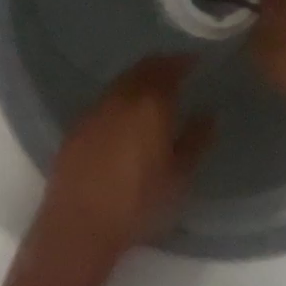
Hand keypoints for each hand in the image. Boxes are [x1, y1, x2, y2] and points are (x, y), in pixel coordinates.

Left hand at [39, 55, 214, 249]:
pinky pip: (105, 100)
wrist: (80, 224)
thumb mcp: (179, 177)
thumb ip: (196, 140)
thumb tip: (208, 114)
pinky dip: (120, 98)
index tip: (195, 61)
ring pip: (122, 81)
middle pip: (143, 68)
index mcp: (151, 103)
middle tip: (176, 70)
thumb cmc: (138, 203)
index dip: (183, 61)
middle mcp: (122, 96)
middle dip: (161, 65)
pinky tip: (125, 115)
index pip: (169, 68)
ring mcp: (95, 108)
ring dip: (139, 79)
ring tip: (153, 91)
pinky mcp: (77, 125)